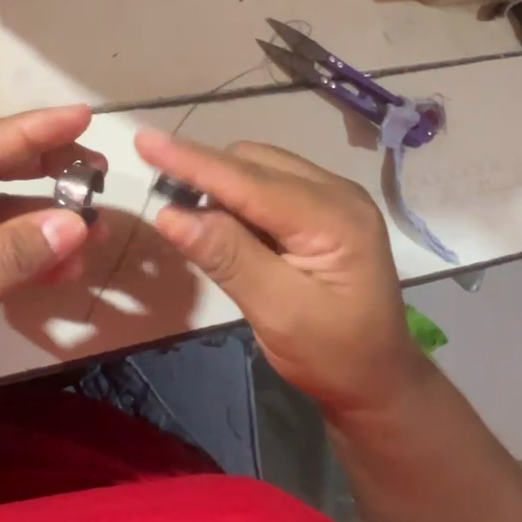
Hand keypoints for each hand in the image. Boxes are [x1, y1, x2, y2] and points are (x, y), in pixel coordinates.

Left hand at [0, 106, 104, 461]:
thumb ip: (7, 256)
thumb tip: (75, 221)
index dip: (28, 132)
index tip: (81, 118)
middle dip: (43, 169)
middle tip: (98, 171)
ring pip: (1, 220)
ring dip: (46, 221)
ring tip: (96, 226)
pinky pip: (1, 259)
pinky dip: (35, 260)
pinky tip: (69, 268)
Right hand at [134, 131, 421, 415]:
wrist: (377, 380)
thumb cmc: (332, 355)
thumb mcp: (278, 313)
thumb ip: (227, 258)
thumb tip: (169, 215)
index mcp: (334, 218)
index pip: (249, 181)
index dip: (192, 162)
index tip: (144, 141)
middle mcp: (337, 194)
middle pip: (254, 163)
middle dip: (203, 172)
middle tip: (161, 198)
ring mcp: (334, 200)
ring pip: (259, 169)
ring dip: (219, 185)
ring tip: (189, 217)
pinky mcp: (324, 212)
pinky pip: (269, 186)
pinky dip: (237, 199)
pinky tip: (222, 226)